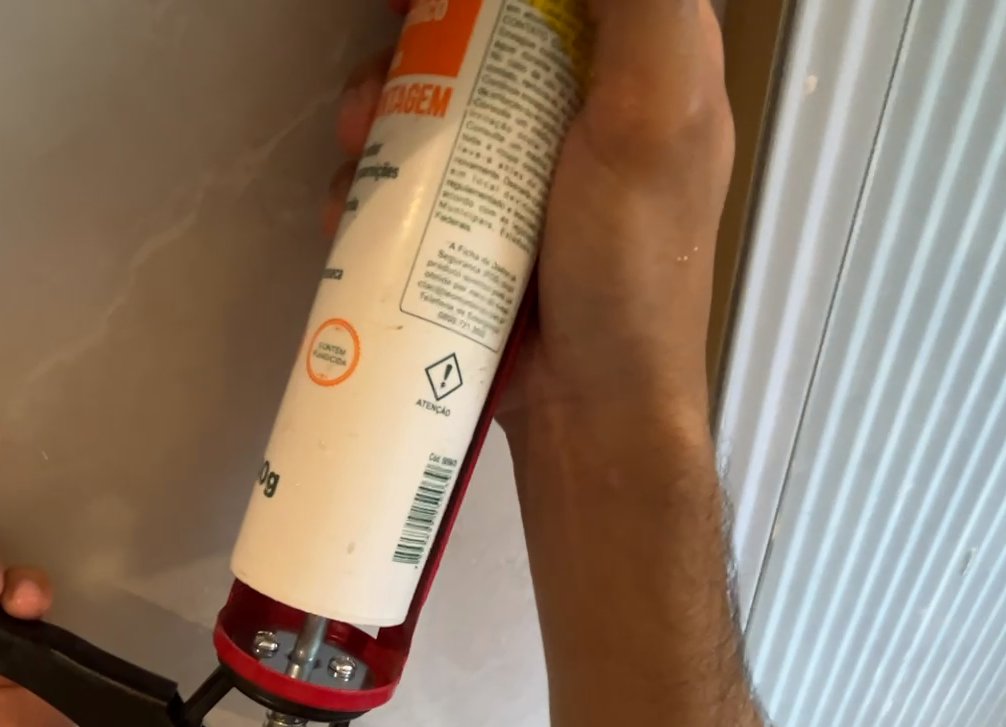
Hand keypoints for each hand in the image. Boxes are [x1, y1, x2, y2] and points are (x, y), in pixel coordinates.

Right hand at [327, 0, 732, 426]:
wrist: (585, 408)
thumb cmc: (629, 269)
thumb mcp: (655, 117)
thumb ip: (641, 9)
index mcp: (632, 72)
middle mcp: (571, 119)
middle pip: (480, 46)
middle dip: (412, 52)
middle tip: (375, 87)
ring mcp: (515, 186)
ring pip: (433, 117)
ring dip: (377, 122)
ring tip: (353, 152)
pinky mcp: (471, 240)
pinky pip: (413, 194)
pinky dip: (373, 195)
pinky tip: (351, 213)